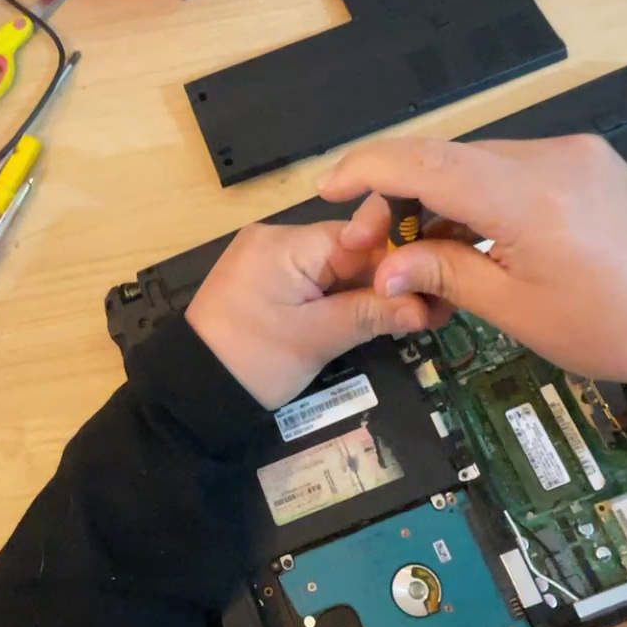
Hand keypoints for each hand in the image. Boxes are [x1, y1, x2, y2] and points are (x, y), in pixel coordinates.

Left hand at [186, 222, 429, 408]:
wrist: (192, 389)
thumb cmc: (253, 360)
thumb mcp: (316, 338)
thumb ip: (372, 314)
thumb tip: (427, 305)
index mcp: (286, 243)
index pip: (359, 237)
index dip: (399, 264)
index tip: (434, 290)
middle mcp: (276, 239)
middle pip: (349, 250)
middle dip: (386, 281)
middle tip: (430, 310)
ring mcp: (269, 259)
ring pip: (334, 267)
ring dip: (365, 292)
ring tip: (409, 316)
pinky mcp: (266, 280)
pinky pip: (314, 279)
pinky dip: (339, 298)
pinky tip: (370, 316)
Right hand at [319, 135, 626, 406]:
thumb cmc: (612, 330)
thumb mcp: (517, 311)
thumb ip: (443, 273)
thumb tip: (381, 268)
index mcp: (529, 196)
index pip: (425, 161)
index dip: (367, 168)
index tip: (328, 188)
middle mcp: (549, 156)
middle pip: (446, 158)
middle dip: (395, 195)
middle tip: (370, 245)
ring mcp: (572, 154)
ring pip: (475, 163)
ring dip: (434, 199)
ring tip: (413, 249)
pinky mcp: (585, 163)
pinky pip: (509, 170)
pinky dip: (472, 199)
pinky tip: (462, 236)